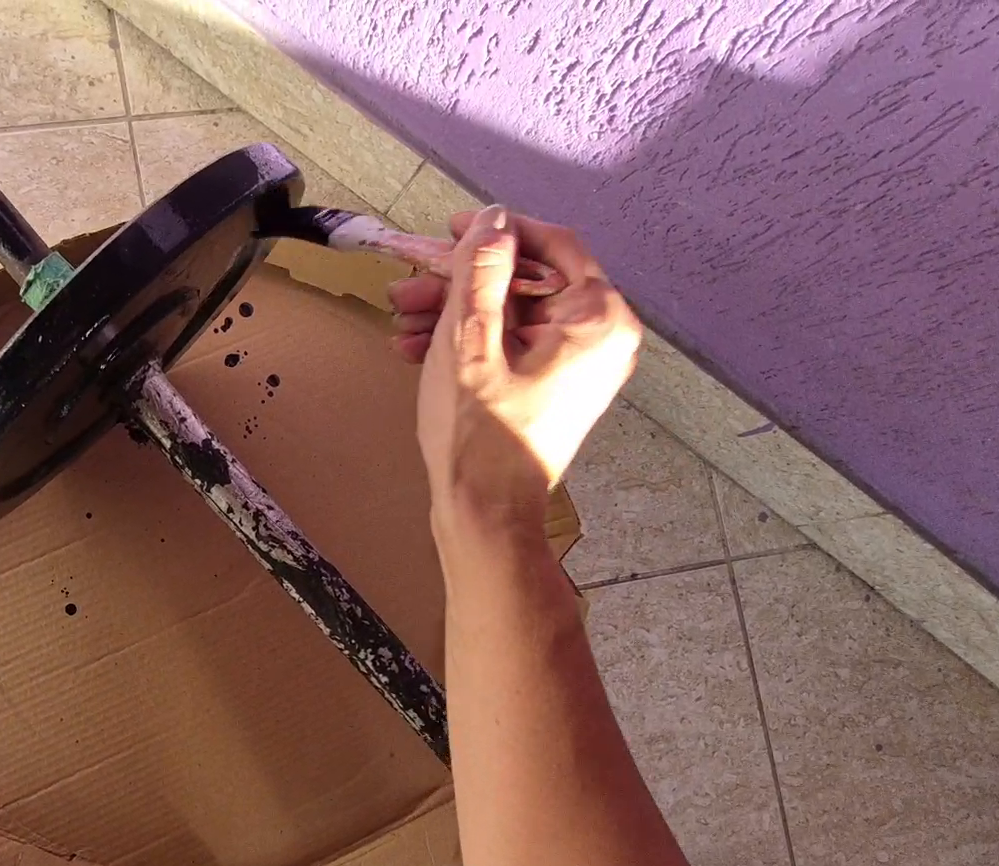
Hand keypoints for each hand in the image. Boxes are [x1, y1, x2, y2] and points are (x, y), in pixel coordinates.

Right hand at [387, 206, 638, 537]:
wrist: (485, 514)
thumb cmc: (478, 435)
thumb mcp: (469, 344)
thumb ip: (481, 273)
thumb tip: (492, 219)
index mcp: (596, 320)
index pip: (552, 247)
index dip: (498, 233)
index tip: (452, 229)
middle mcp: (597, 339)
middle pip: (524, 286)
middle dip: (460, 284)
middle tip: (408, 286)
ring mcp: (574, 369)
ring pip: (510, 319)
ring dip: (453, 315)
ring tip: (401, 320)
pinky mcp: (550, 391)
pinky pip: (509, 350)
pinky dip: (466, 346)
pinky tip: (417, 348)